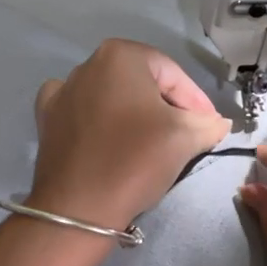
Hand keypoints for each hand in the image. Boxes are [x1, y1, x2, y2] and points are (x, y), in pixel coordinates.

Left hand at [28, 39, 231, 231]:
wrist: (77, 210)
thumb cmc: (135, 160)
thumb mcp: (184, 138)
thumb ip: (207, 123)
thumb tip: (219, 122)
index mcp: (121, 55)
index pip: (172, 74)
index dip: (195, 101)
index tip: (209, 126)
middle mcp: (88, 63)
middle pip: (142, 82)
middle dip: (166, 105)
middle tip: (186, 134)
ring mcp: (63, 90)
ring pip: (112, 95)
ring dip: (133, 112)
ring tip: (151, 141)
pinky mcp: (47, 118)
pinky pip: (82, 110)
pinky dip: (96, 118)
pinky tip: (106, 133)